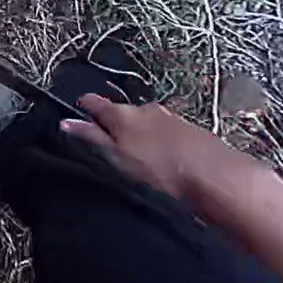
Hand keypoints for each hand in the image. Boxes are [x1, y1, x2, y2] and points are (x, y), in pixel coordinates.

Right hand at [60, 93, 265, 204]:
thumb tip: (66, 122)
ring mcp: (172, 120)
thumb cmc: (163, 171)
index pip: (96, 104)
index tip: (76, 112)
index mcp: (125, 114)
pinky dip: (159, 146)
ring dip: (139, 137)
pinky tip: (162, 165)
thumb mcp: (117, 158)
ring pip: (146, 125)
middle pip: (122, 114)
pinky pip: (167, 136)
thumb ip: (91, 138)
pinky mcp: (191, 135)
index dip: (84, 107)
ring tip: (135, 160)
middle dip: (113, 126)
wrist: (216, 179)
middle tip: (106, 144)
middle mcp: (148, 111)